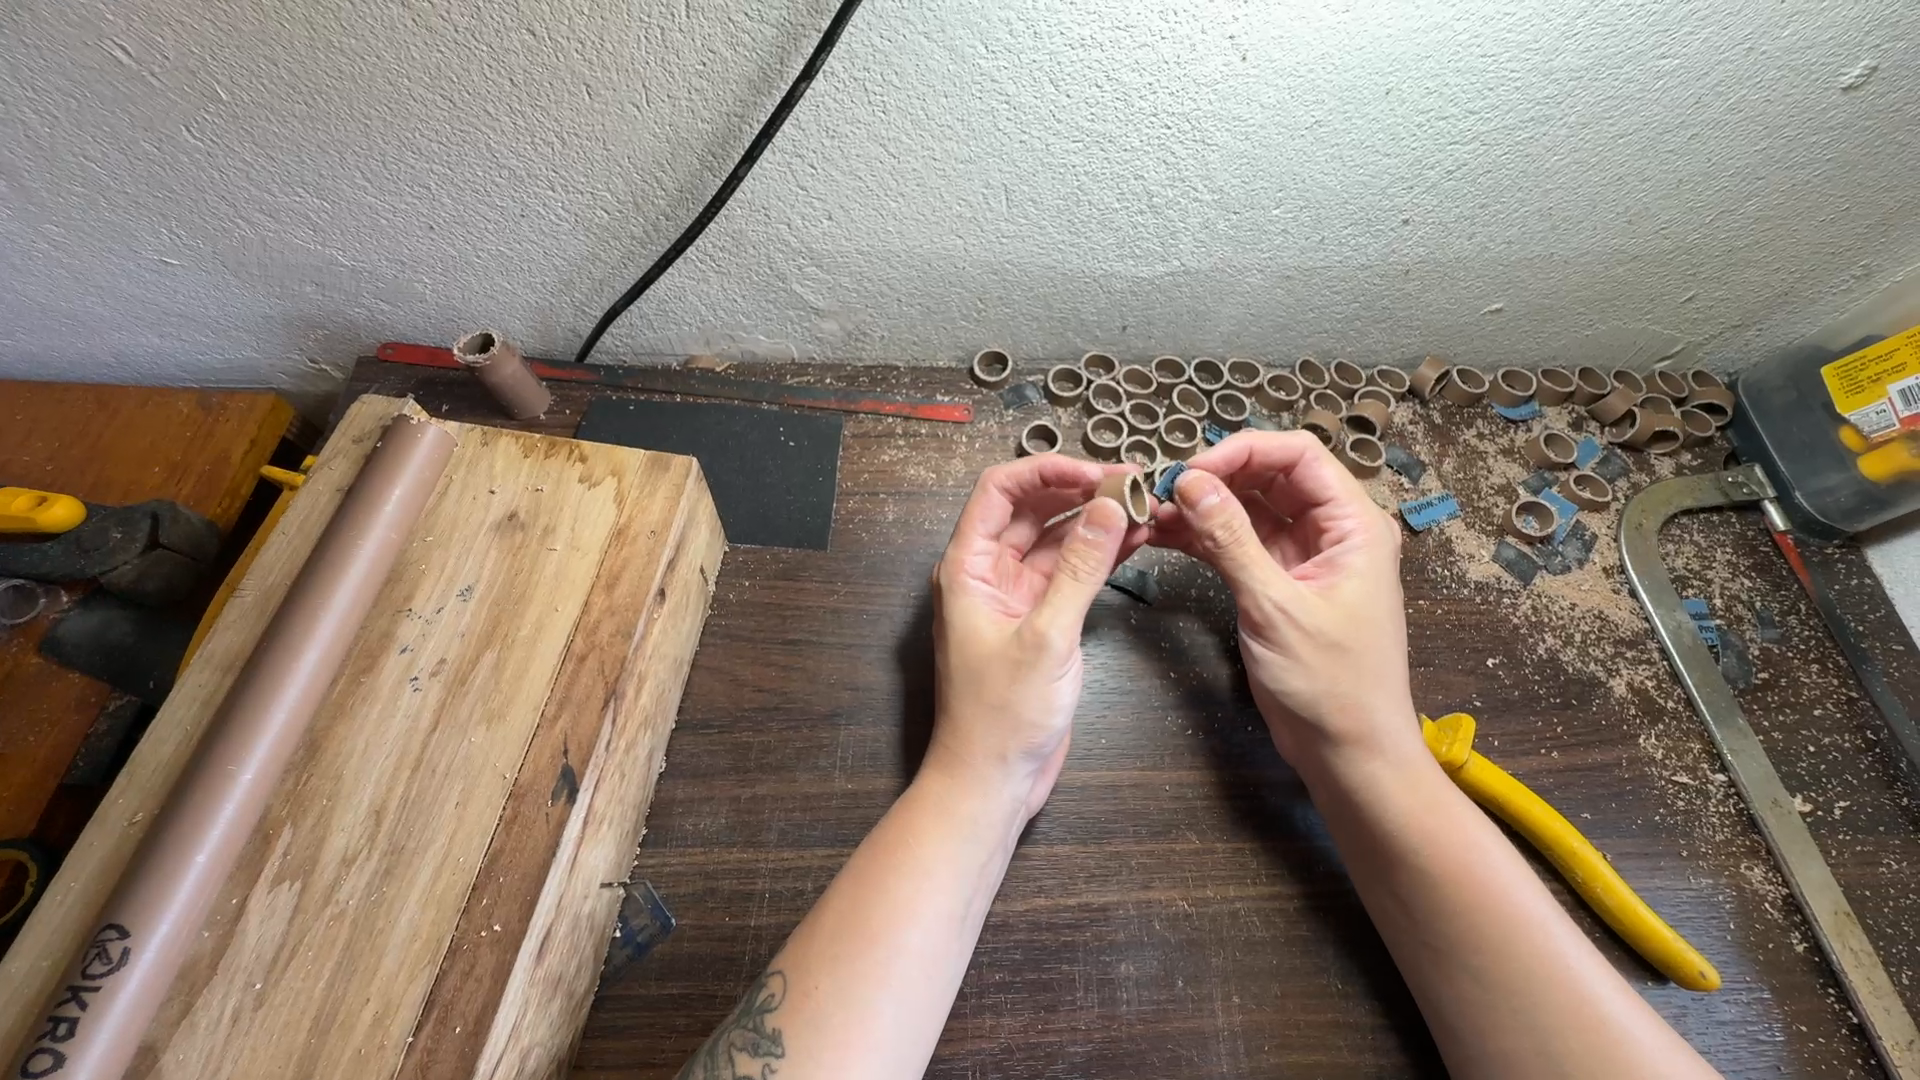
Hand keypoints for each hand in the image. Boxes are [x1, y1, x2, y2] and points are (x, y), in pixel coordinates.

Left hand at [928, 456, 1152, 819]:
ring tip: (1142, 507)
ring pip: (1053, 540)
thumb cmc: (1002, 715)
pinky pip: (1067, 573)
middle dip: (1077, 491)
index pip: (998, 491)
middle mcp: (987, 573)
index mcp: (967, 567)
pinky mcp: (1040, 619)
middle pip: (1029, 509)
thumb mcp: (1046, 637)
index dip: (1045, 470)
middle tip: (1132, 485)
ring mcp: (1015, 595)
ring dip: (1093, 522)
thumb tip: (1110, 507)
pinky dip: (1097, 557)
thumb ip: (1079, 569)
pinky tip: (1133, 540)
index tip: (1095, 471)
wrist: (994, 779)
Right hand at [1150, 432, 1423, 776]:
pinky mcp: (1274, 583)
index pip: (1297, 455)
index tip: (1188, 471)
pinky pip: (1235, 544)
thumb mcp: (1276, 606)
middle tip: (1160, 492)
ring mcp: (1299, 557)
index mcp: (1352, 523)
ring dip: (1200, 508)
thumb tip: (1189, 482)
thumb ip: (1231, 539)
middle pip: (1268, 477)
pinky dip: (1201, 538)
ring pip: (1246, 510)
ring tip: (1151, 514)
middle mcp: (1328, 530)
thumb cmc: (1330, 681)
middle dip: (1214, 478)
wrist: (1346, 751)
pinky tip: (1163, 536)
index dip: (1241, 452)